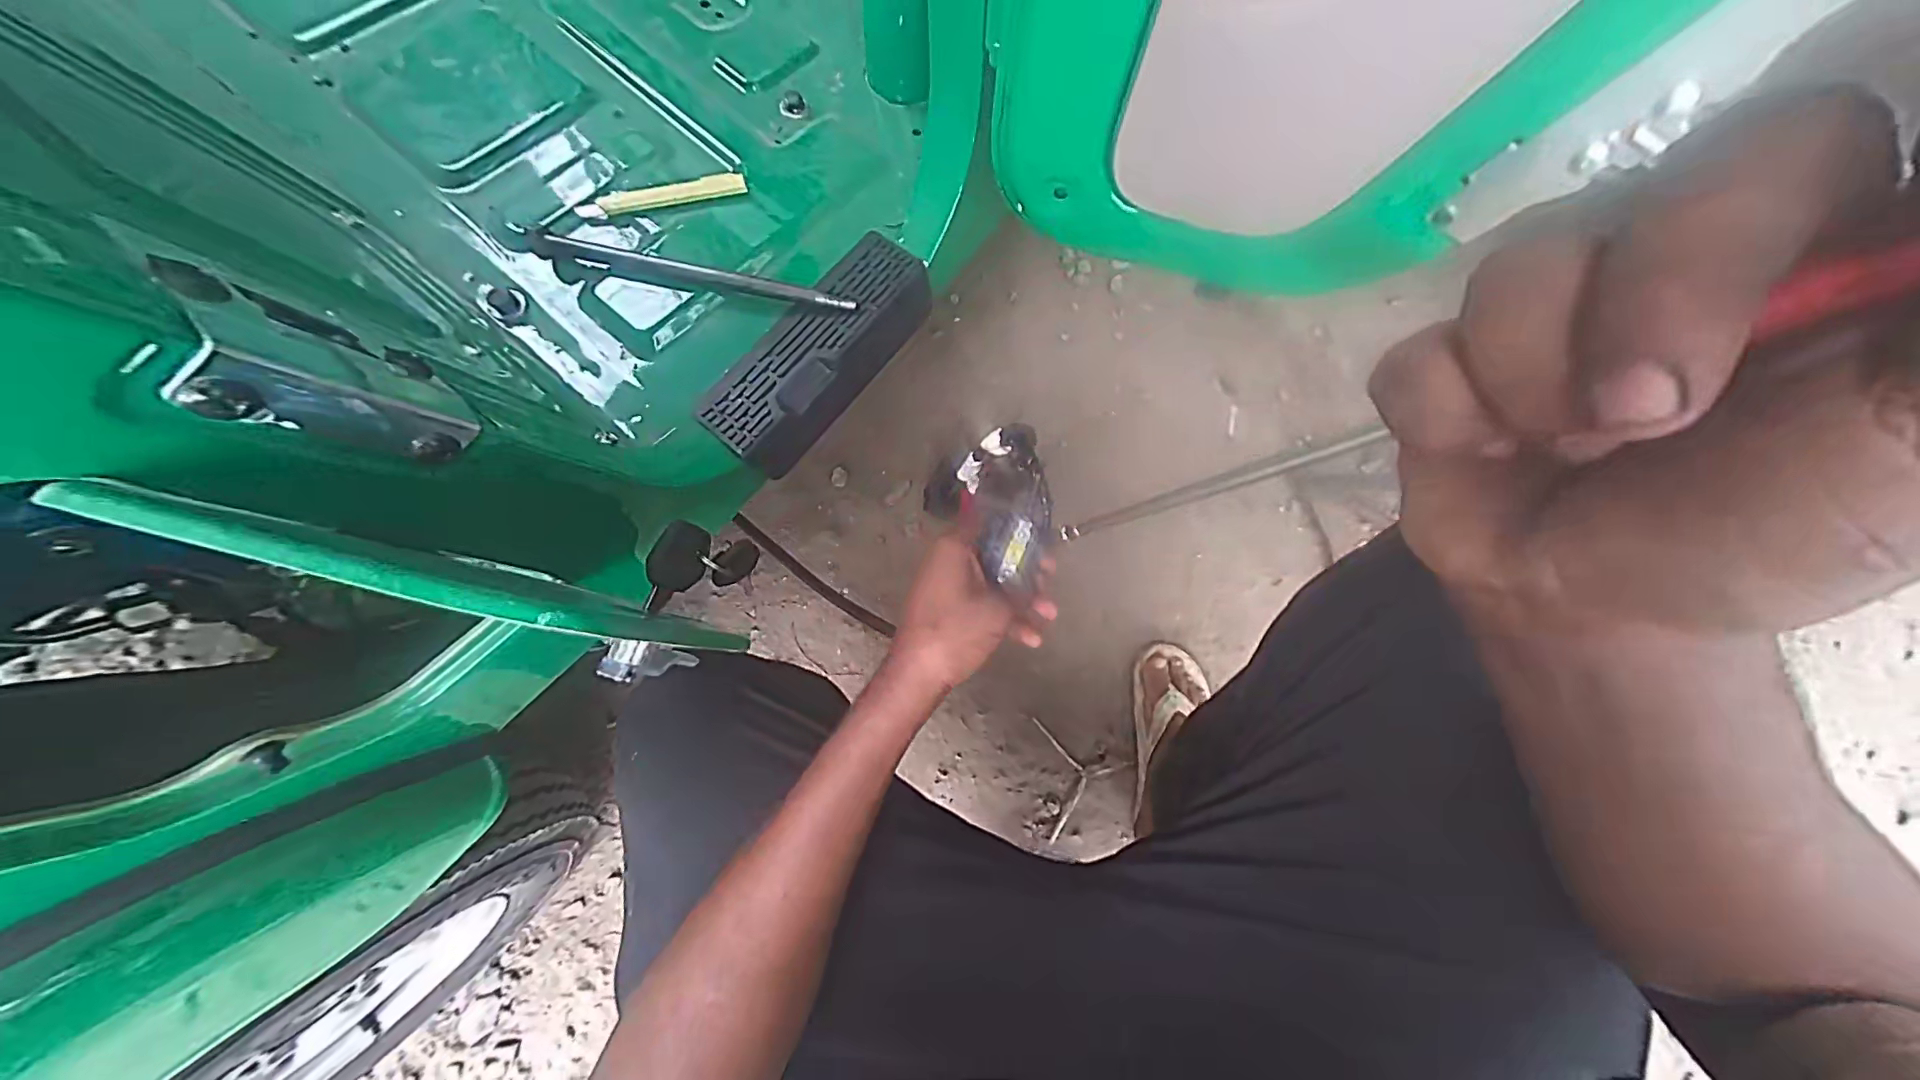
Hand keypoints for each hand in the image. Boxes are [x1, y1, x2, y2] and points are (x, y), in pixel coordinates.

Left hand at [886, 524, 1057, 690]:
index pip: (989, 524)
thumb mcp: (997, 608)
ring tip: (1049, 613)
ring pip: (993, 584)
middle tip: (1050, 578)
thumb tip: (1034, 573)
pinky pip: (983, 605)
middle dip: (1027, 571)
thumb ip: (1019, 587)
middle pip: (995, 556)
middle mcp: (950, 561)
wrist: (919, 674)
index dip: (1018, 531)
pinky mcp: (951, 611)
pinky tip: (1032, 638)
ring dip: (1022, 599)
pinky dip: (1005, 618)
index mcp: (954, 548)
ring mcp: (949, 587)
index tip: (1043, 540)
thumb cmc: (956, 631)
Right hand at [1371, 89, 1919, 633]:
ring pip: (1503, 276)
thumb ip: (1916, 357)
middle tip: (1624, 424)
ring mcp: (1539, 308)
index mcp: (1809, 246)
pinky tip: (1478, 452)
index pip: (1782, 144)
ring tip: (1560, 450)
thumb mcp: (1901, 451)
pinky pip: (1411, 359)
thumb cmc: (1752, 538)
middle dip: (1615, 319)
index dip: (1719, 235)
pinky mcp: (1444, 363)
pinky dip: (1438, 419)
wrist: (1589, 604)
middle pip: (1624, 197)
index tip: (1695, 367)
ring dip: (1522, 386)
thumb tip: (1899, 271)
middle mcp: (1663, 256)